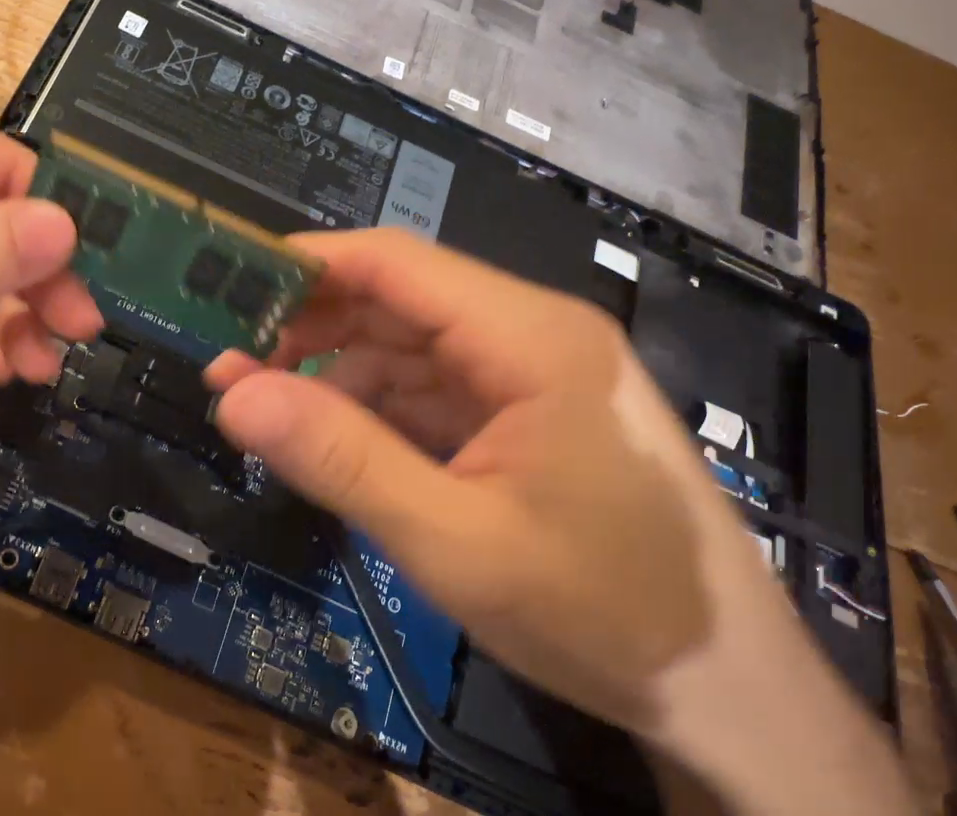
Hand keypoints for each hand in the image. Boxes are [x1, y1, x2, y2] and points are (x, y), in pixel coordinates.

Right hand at [203, 229, 794, 732]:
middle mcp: (532, 336)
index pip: (394, 262)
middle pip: (397, 301)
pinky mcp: (529, 418)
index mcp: (528, 338)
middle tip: (228, 371)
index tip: (224, 289)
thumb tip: (233, 394)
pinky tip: (332, 444)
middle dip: (308, 328)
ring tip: (265, 415)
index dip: (304, 265)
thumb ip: (339, 459)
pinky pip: (432, 392)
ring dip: (334, 374)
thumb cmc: (600, 611)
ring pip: (408, 348)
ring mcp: (533, 378)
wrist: (732, 695)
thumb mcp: (451, 540)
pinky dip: (374, 411)